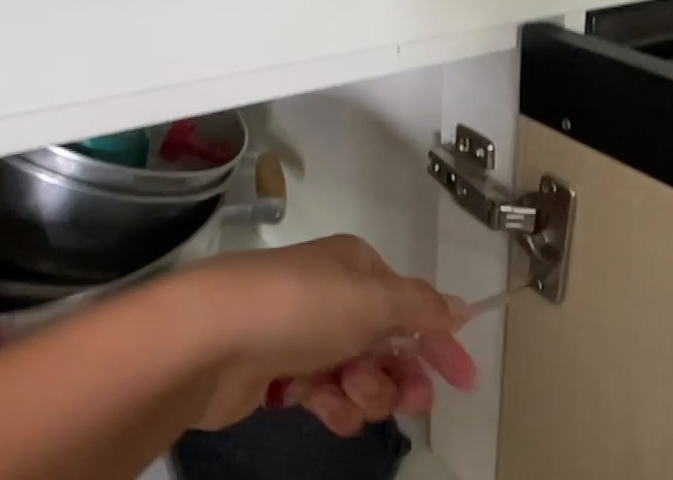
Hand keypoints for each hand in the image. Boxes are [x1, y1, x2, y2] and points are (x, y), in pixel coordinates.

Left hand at [171, 235, 477, 434]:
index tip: (463, 380)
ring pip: (359, 375)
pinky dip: (330, 404)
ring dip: (364, 392)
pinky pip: (324, 395)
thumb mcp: (372, 299)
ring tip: (344, 391)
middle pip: (387, 345)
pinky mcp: (279, 373)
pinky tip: (318, 405)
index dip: (439, 340)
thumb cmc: (299, 308)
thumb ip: (421, 307)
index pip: (411, 303)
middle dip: (399, 375)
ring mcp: (304, 335)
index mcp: (355, 267)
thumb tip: (460, 307)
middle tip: (407, 399)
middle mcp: (332, 295)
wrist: (210, 338)